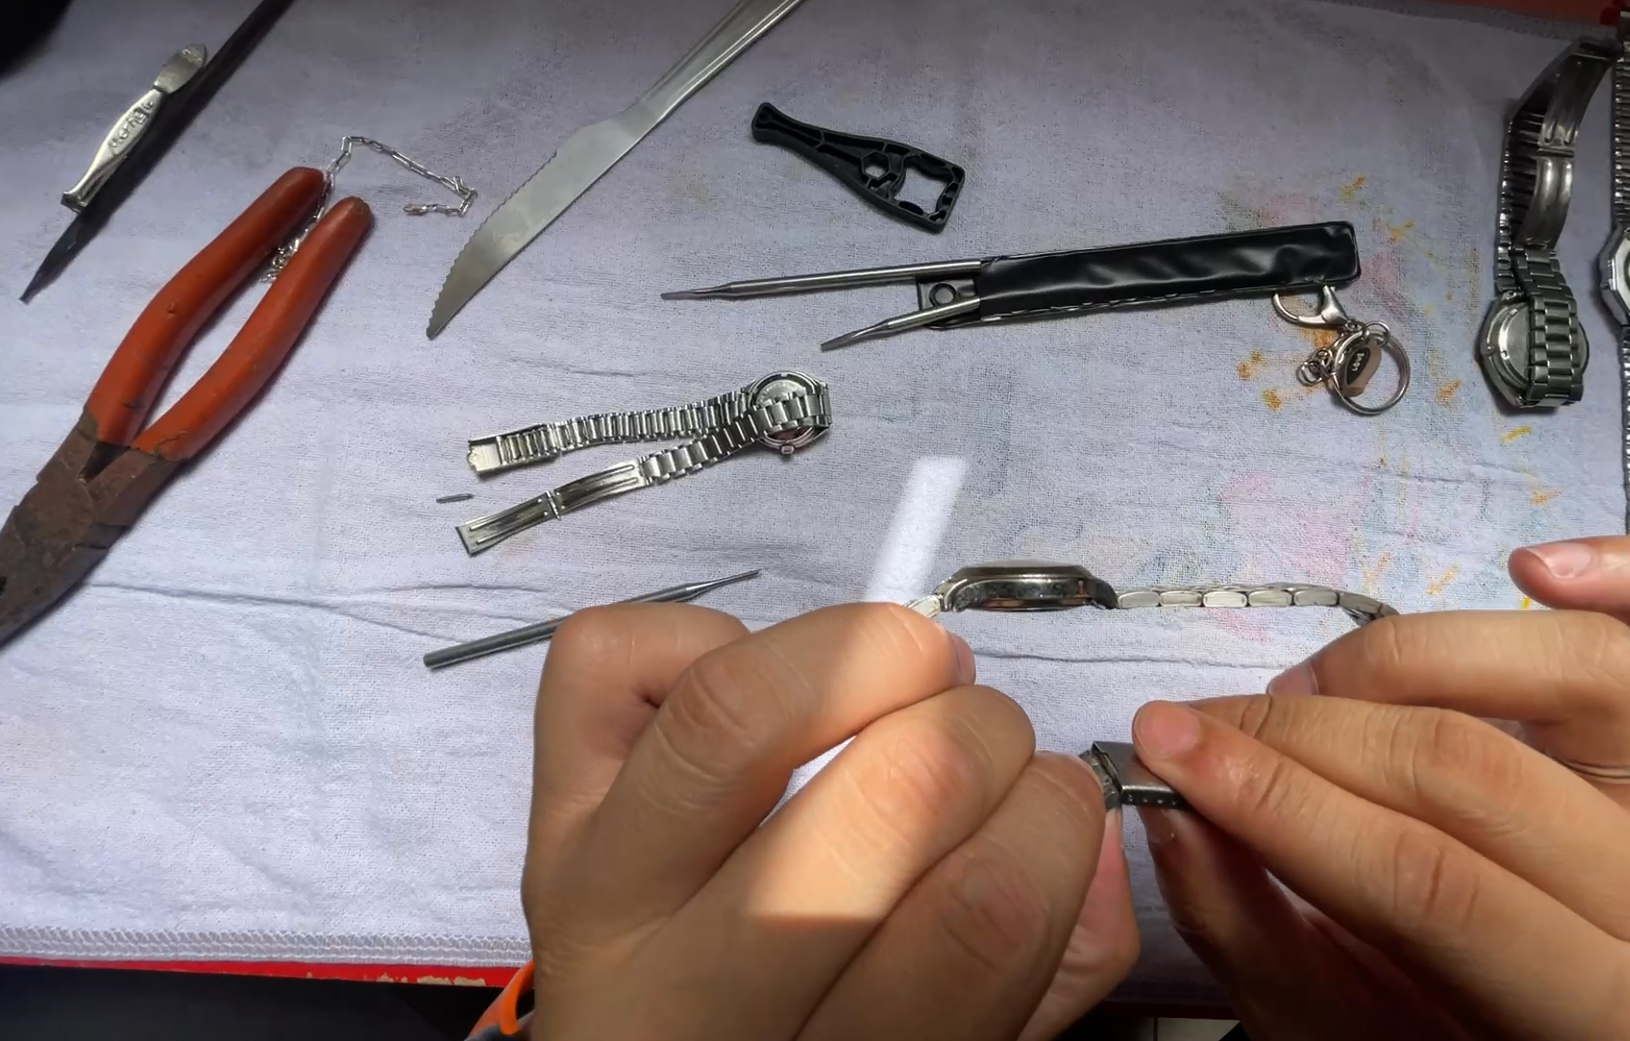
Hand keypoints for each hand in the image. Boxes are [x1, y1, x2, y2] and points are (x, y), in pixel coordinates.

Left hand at [521, 601, 1138, 1039]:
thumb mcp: (947, 1037)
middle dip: (978, 726)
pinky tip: (750, 674)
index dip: (1051, 820)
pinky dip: (704, 629)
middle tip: (982, 727)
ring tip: (911, 665)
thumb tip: (1083, 820)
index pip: (976, 916)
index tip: (1054, 792)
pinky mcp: (547, 792)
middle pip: (883, 794)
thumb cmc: (821, 1029)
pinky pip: (611, 657)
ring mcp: (592, 879)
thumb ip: (1048, 956)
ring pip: (737, 703)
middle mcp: (683, 992)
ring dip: (876, 649)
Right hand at [1132, 536, 1629, 1039]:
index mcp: (1619, 1023)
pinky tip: (1536, 565)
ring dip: (1394, 660)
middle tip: (1197, 728)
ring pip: (1569, 673)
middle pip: (1464, 766)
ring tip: (1306, 687)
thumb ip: (1239, 920)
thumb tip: (1166, 803)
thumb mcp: (1316, 1028)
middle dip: (1296, 731)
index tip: (1164, 747)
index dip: (1280, 799)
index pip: (1428, 880)